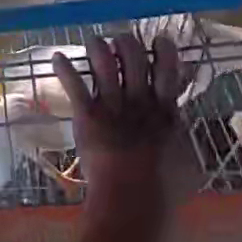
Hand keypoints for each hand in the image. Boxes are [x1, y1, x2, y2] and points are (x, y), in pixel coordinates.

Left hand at [51, 33, 200, 222]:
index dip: (164, 50)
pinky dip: (65, 70)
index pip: (168, 68)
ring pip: (105, 63)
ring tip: (93, 41)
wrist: (132, 199)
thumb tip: (182, 123)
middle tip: (120, 41)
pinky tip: (57, 57)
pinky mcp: (89, 116)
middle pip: (134, 56)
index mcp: (165, 109)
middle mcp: (140, 100)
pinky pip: (76, 86)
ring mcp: (113, 107)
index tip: (158, 42)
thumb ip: (180, 135)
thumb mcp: (183, 158)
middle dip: (126, 43)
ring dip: (98, 48)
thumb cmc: (162, 187)